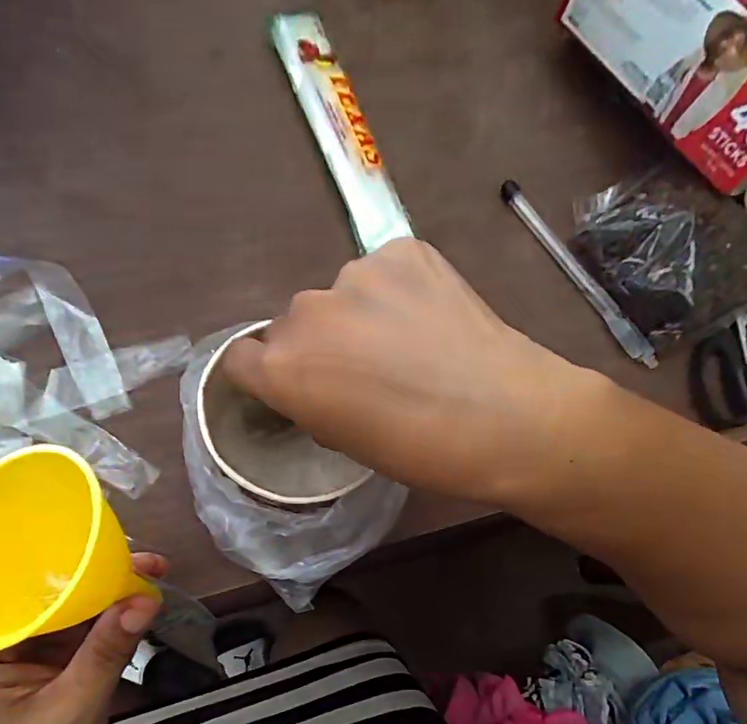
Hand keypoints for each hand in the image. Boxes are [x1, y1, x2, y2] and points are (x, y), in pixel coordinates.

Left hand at [0, 553, 167, 723]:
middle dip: (92, 572)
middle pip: (42, 588)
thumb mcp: (77, 704)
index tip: (101, 545)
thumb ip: (108, 650)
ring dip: (104, 588)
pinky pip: (74, 620)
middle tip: (142, 559)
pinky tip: (134, 596)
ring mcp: (18, 642)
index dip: (58, 563)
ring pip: (63, 600)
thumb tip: (146, 599)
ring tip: (148, 571)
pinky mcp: (41, 651)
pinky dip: (105, 610)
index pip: (12, 587)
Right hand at [221, 238, 607, 508]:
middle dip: (319, 345)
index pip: (239, 356)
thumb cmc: (420, 451)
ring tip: (410, 345)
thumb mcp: (347, 443)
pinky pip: (384, 271)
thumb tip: (315, 383)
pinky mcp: (403, 250)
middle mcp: (305, 312)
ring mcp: (356, 274)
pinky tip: (432, 319)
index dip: (265, 372)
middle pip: (293, 324)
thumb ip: (312, 403)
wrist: (506, 418)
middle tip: (364, 370)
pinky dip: (399, 291)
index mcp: (283, 370)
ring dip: (360, 315)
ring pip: (341, 296)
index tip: (293, 385)